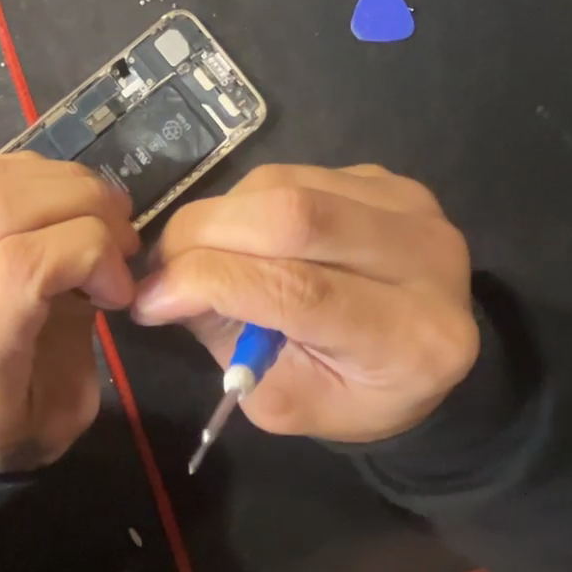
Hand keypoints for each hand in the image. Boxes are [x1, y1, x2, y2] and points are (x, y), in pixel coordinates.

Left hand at [0, 153, 138, 472]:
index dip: (87, 253)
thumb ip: (84, 334)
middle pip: (0, 206)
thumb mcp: (63, 411)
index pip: (19, 266)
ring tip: (100, 213)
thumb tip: (102, 263)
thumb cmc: (2, 434)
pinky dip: (33, 175)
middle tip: (122, 238)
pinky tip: (62, 202)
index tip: (121, 288)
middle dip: (83, 204)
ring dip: (61, 181)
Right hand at [131, 164, 477, 443]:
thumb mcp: (285, 399)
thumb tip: (165, 287)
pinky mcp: (387, 178)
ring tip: (202, 252)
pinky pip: (294, 172)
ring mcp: (410, 206)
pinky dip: (246, 201)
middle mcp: (424, 259)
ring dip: (220, 216)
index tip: (148, 299)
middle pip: (293, 216)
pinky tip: (246, 234)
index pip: (295, 289)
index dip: (207, 283)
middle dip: (202, 233)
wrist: (422, 351)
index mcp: (407, 336)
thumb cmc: (352, 392)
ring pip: (284, 184)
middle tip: (163, 264)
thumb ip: (229, 345)